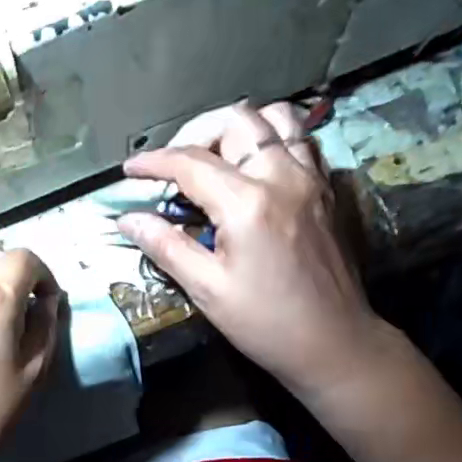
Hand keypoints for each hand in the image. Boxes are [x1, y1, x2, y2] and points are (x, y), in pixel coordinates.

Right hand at [116, 102, 388, 402]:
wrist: (333, 342)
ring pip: (276, 119)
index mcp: (247, 202)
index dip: (154, 162)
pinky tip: (257, 166)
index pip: (191, 162)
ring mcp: (311, 178)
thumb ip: (166, 247)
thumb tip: (128, 220)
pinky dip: (274, 138)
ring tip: (218, 155)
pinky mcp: (327, 190)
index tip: (130, 170)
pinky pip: (302, 140)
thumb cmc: (266, 324)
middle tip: (175, 164)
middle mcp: (282, 176)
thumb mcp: (208, 290)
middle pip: (236, 121)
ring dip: (240, 128)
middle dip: (197, 133)